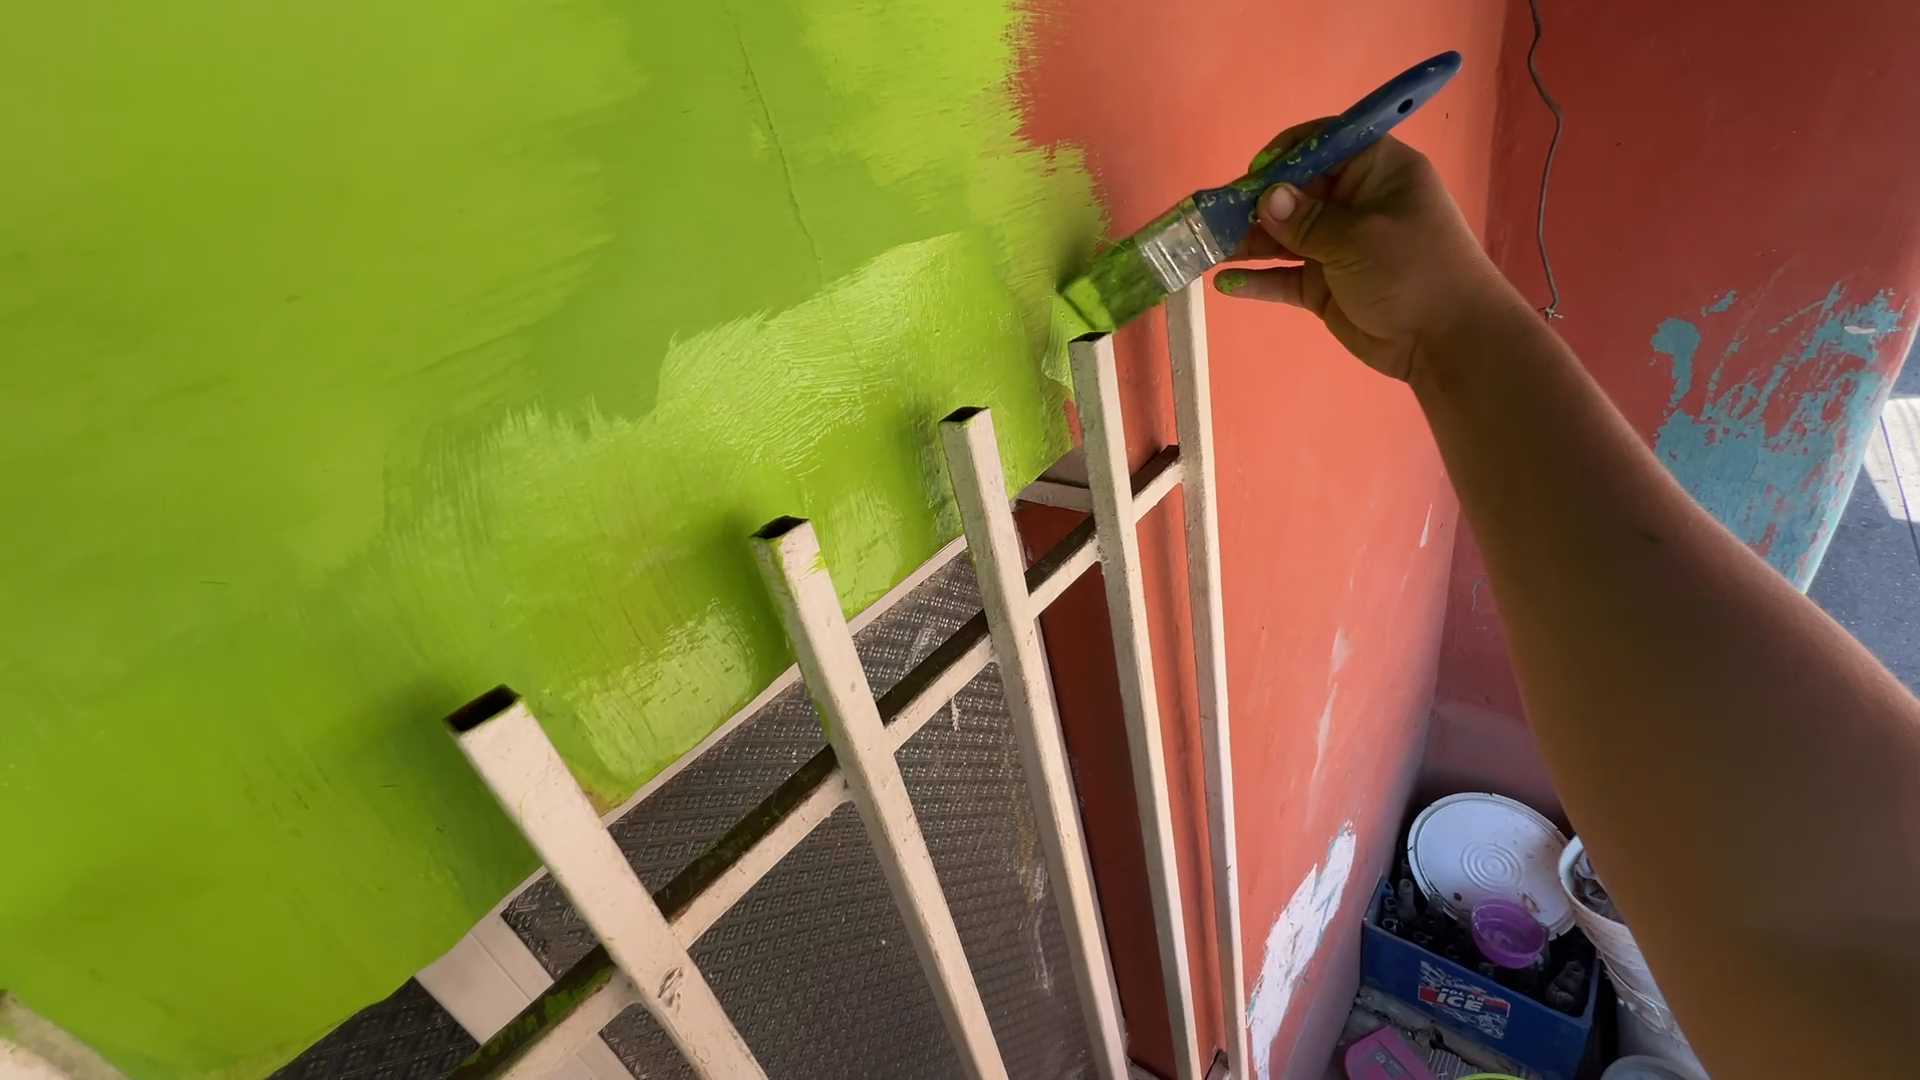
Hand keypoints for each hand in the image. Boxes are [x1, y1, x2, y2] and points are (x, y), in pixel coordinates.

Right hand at [1214, 120, 1518, 382]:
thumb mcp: (1358, 238)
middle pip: (1293, 195)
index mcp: (1374, 173)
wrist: (1444, 338)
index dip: (1287, 154)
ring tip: (1207, 251)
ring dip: (1246, 244)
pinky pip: (1281, 278)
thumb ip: (1306, 221)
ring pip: (1281, 238)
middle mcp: (1351, 205)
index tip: (1253, 174)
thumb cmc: (1412, 271)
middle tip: (1213, 220)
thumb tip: (1265, 197)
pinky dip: (1255, 280)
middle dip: (1253, 205)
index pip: (1325, 145)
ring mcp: (1334, 248)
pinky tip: (1225, 283)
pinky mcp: (1321, 287)